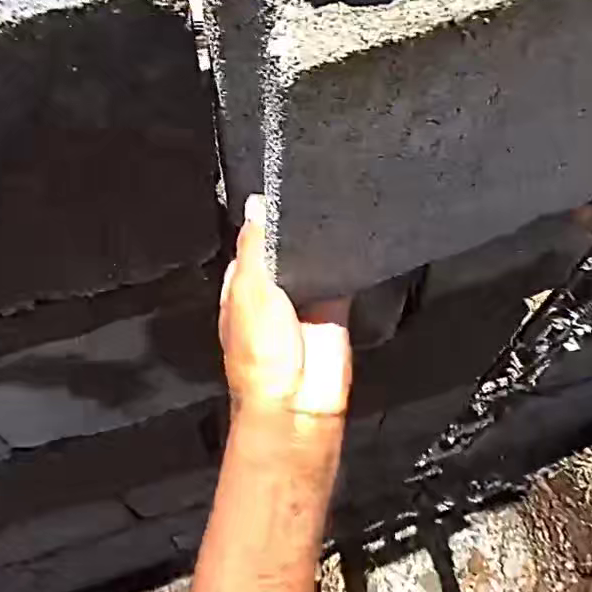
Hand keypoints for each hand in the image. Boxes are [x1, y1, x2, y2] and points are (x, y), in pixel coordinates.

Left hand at [220, 195, 352, 416]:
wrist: (300, 401)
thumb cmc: (261, 358)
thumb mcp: (248, 289)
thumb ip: (255, 245)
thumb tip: (255, 205)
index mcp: (242, 284)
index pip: (252, 239)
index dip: (262, 218)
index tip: (275, 190)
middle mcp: (272, 289)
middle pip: (286, 245)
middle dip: (295, 229)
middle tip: (308, 203)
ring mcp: (304, 297)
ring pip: (314, 256)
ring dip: (320, 244)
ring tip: (328, 222)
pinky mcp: (335, 304)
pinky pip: (343, 274)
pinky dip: (346, 260)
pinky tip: (349, 244)